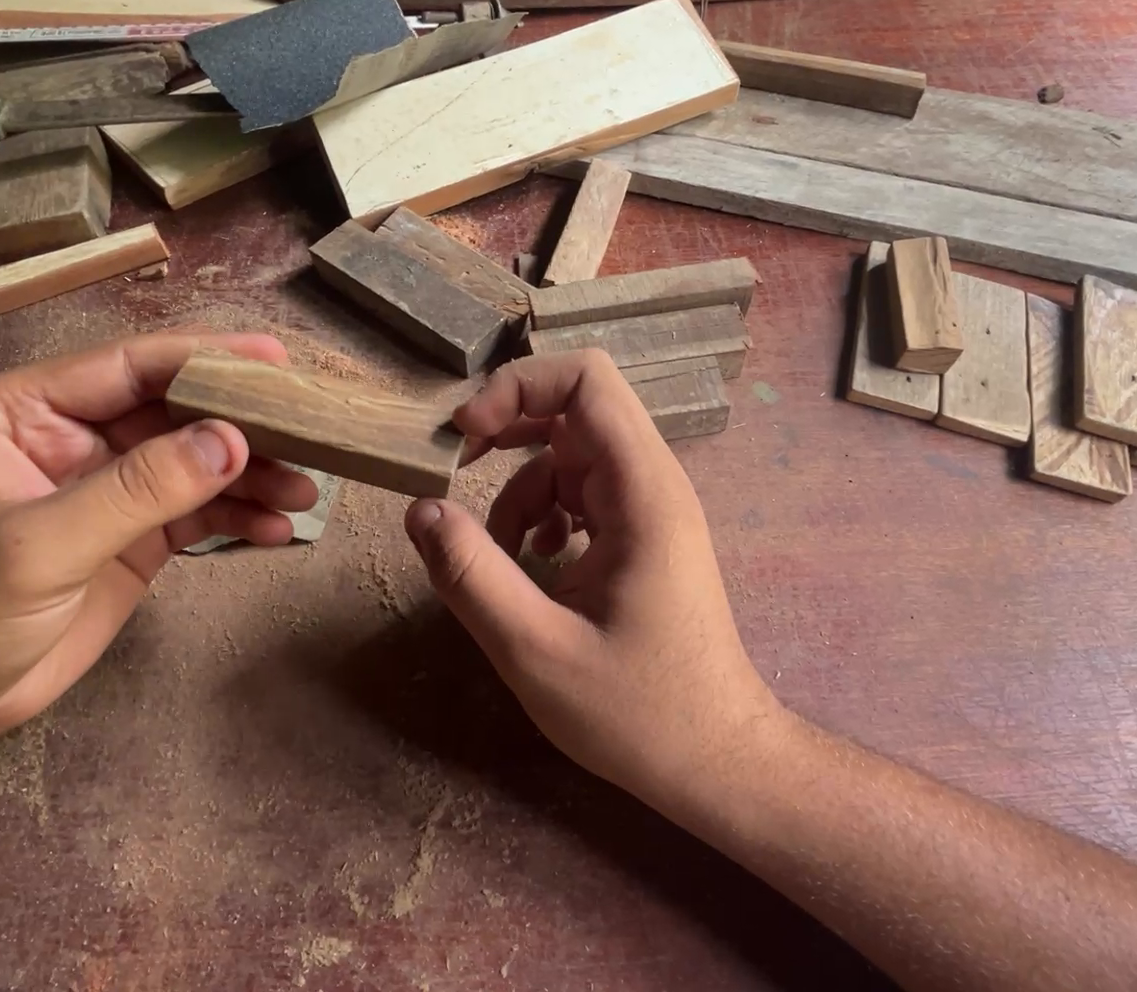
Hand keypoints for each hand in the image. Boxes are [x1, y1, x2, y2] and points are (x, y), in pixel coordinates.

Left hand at [0, 331, 319, 744]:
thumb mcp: (37, 549)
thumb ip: (136, 490)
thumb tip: (233, 440)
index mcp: (28, 412)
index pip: (130, 368)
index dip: (206, 359)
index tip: (277, 362)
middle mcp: (77, 438)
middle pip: (179, 412)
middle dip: (245, 422)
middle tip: (312, 428)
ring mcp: (114, 488)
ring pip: (201, 463)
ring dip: (255, 475)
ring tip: (307, 491)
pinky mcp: (139, 536)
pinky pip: (204, 513)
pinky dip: (242, 518)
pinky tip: (277, 531)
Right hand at [403, 350, 784, 805]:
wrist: (716, 757)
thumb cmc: (637, 713)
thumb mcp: (535, 650)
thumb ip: (471, 575)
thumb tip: (420, 510)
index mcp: (642, 492)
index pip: (586, 379)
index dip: (517, 386)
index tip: (465, 437)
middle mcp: (652, 484)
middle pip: (575, 409)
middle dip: (508, 429)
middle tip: (456, 472)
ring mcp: (651, 508)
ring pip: (570, 456)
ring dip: (520, 490)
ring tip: (502, 558)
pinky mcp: (643, 535)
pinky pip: (582, 493)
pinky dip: (544, 514)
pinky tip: (536, 564)